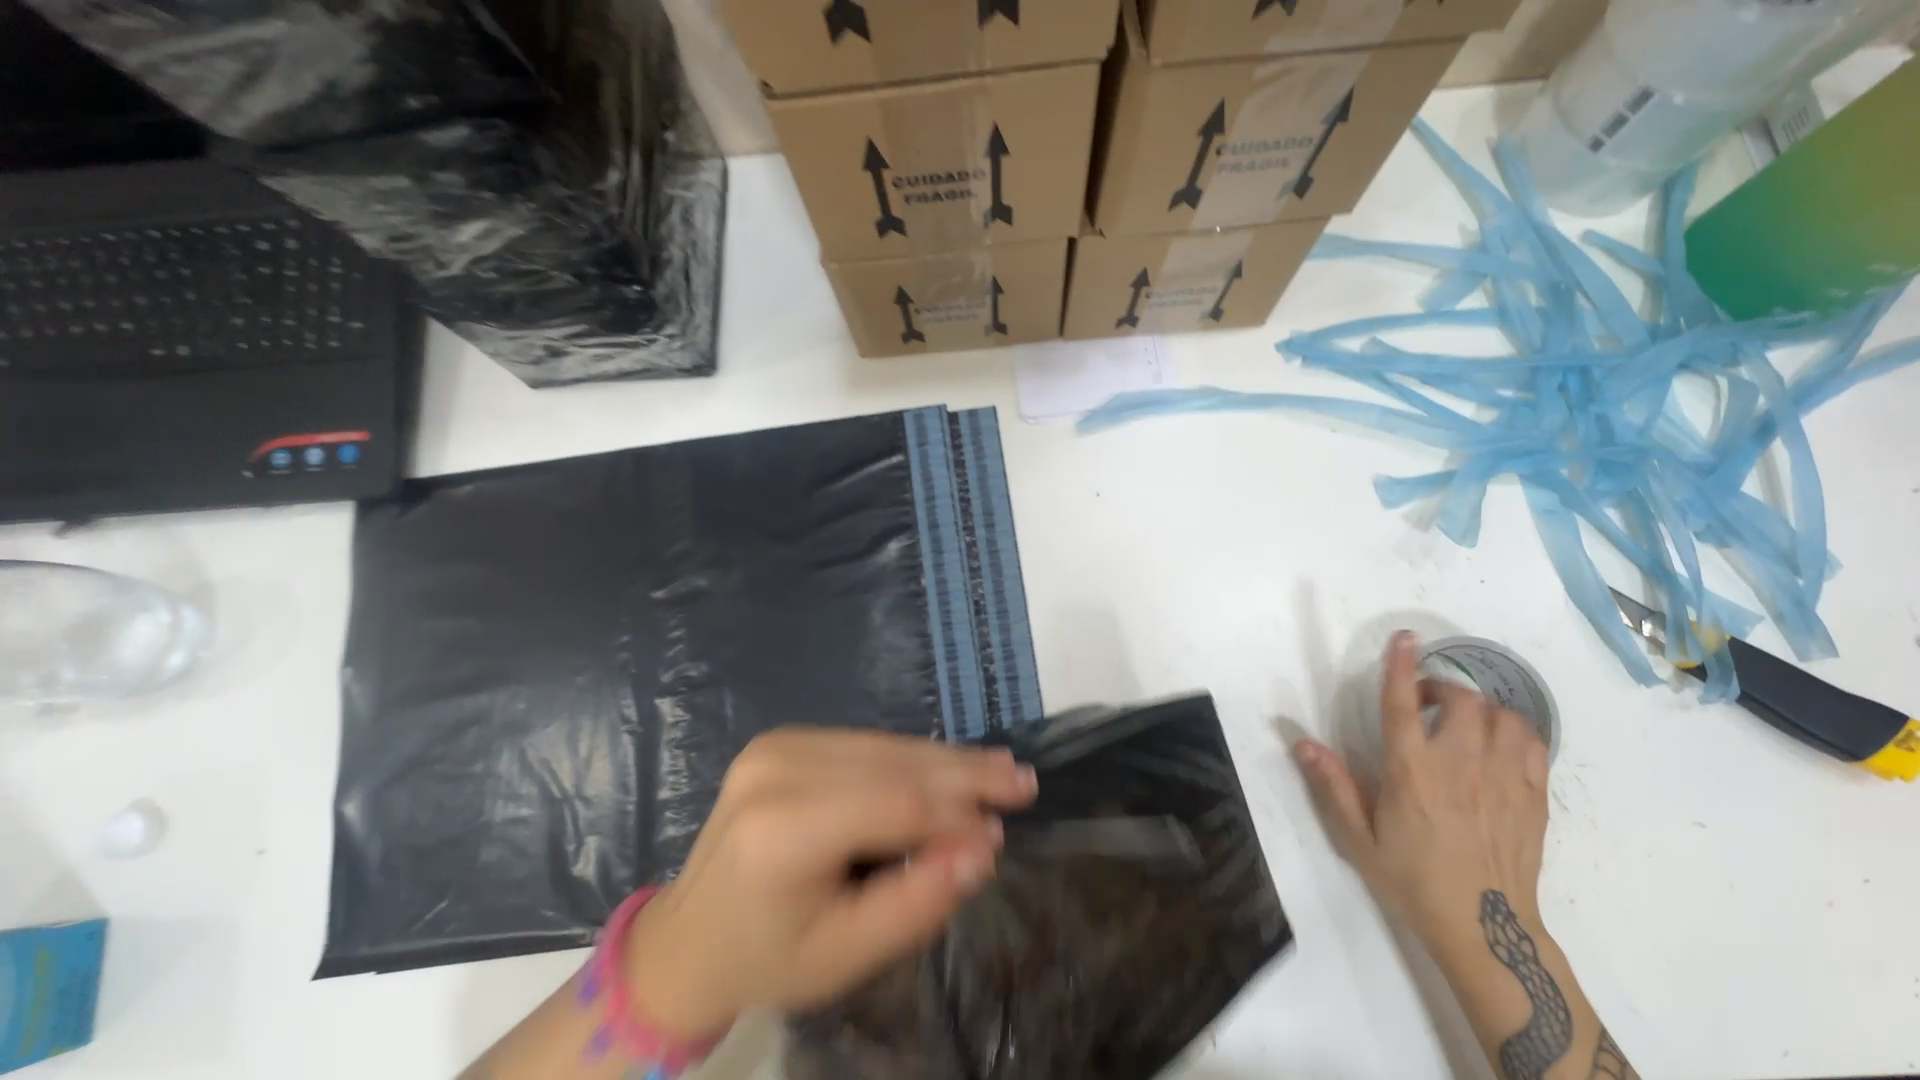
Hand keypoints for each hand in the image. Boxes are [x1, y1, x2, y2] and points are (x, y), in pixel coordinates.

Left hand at [623, 728, 1037, 1037]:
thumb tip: (984, 849)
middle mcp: (777, 771)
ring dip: (944, 760)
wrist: (688, 938)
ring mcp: (775, 747)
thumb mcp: (848, 953)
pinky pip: (864, 745)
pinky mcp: (780, 741)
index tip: (1006, 830)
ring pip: (884, 747)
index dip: (957, 815)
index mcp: (785, 830)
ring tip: (1000, 769)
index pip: (896, 806)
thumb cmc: (771, 957)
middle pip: (894, 765)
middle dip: (963, 774)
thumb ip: (918, 901)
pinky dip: (910, 758)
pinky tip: (948, 765)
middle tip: (1023, 781)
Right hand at [1294, 631, 1550, 949]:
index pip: (1403, 703)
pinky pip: (1532, 741)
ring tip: (1462, 722)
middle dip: (1440, 688)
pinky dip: (1513, 730)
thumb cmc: (1412, 879)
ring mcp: (1503, 778)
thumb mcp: (1358, 838)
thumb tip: (1303, 742)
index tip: (1405, 638)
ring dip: (1478, 708)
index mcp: (1411, 772)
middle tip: (1424, 703)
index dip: (1401, 666)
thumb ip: (1334, 786)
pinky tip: (1498, 743)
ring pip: (1501, 715)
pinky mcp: (1533, 795)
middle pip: (1460, 700)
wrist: (1484, 927)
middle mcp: (1459, 765)